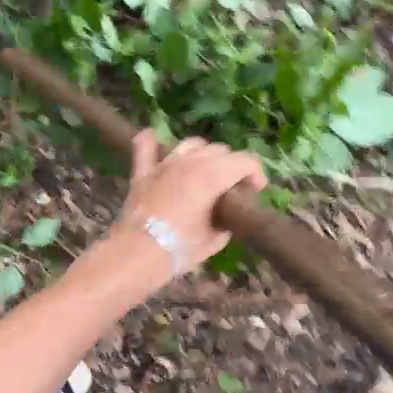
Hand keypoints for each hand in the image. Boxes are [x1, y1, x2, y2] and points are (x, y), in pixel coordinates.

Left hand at [113, 132, 266, 277]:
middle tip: (231, 187)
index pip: (245, 161)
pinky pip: (145, 147)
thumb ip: (226, 221)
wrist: (136, 254)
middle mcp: (188, 162)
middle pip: (219, 151)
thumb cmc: (179, 248)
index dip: (256, 174)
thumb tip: (224, 218)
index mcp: (212, 175)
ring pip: (190, 145)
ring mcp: (162, 166)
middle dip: (231, 165)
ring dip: (203, 154)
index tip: (256, 190)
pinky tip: (154, 139)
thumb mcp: (214, 239)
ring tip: (205, 172)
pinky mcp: (141, 174)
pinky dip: (152, 142)